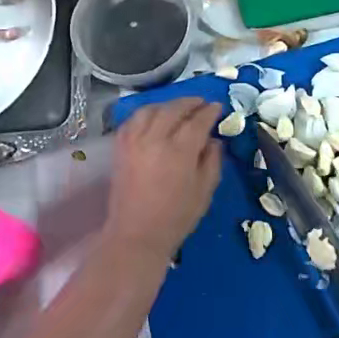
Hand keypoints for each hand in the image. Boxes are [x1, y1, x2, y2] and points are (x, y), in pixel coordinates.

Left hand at [103, 97, 222, 265]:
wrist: (137, 234)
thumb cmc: (177, 217)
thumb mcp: (205, 190)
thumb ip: (212, 160)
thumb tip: (213, 140)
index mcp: (180, 151)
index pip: (198, 120)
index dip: (210, 111)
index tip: (218, 107)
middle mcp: (155, 139)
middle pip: (174, 109)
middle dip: (191, 102)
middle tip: (202, 104)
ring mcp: (134, 141)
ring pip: (151, 109)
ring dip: (168, 104)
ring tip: (179, 108)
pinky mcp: (120, 147)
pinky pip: (133, 120)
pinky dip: (146, 113)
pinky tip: (154, 117)